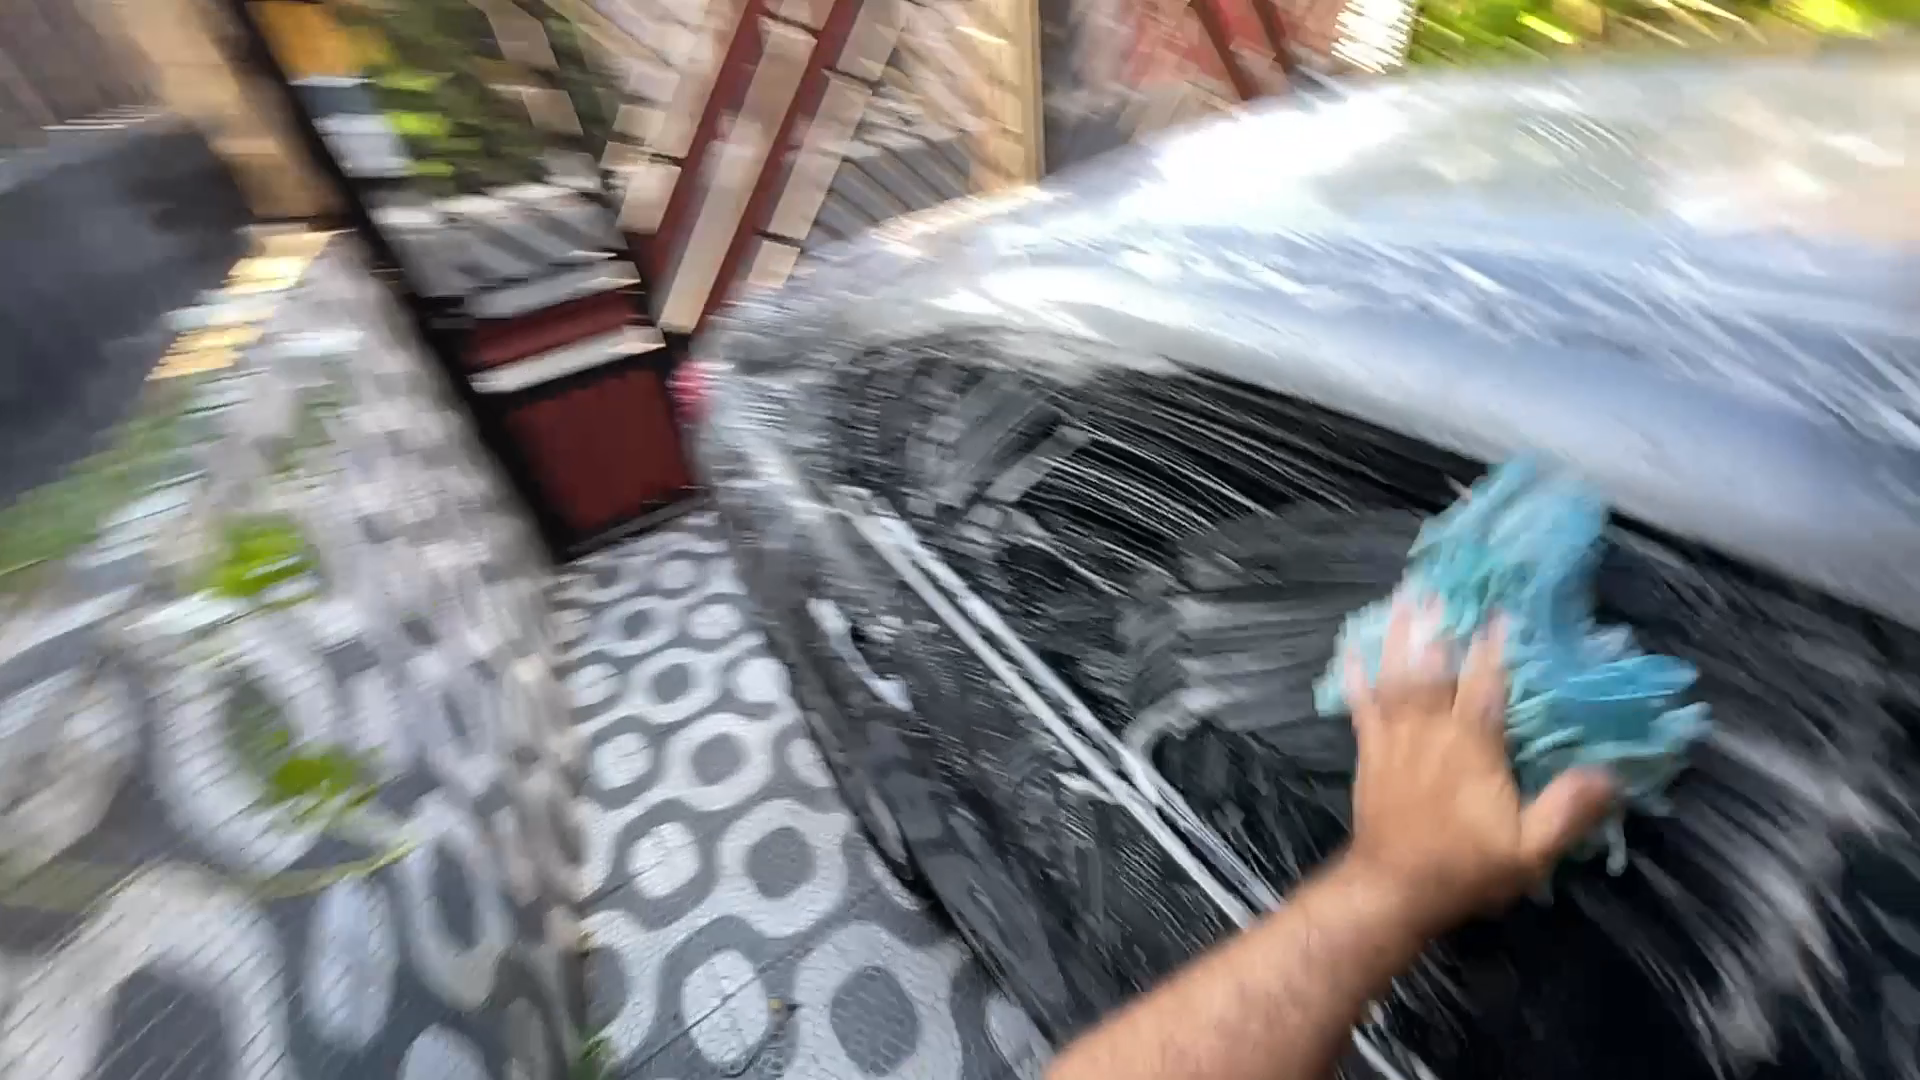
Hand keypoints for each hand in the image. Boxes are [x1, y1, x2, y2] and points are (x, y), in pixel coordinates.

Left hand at [1340, 597, 1615, 935]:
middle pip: (1431, 667)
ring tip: (1397, 601)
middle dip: (1434, 626)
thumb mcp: (1532, 849)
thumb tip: (1611, 771)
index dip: (1494, 647)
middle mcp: (1428, 729)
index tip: (1500, 611)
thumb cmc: (1467, 866)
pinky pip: (1359, 704)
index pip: (1486, 685)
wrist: (1395, 883)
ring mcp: (1392, 735)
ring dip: (1394, 636)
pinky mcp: (1368, 748)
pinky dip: (1353, 676)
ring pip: (1392, 676)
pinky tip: (1347, 650)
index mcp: (1471, 746)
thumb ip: (1568, 808)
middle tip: (1434, 586)